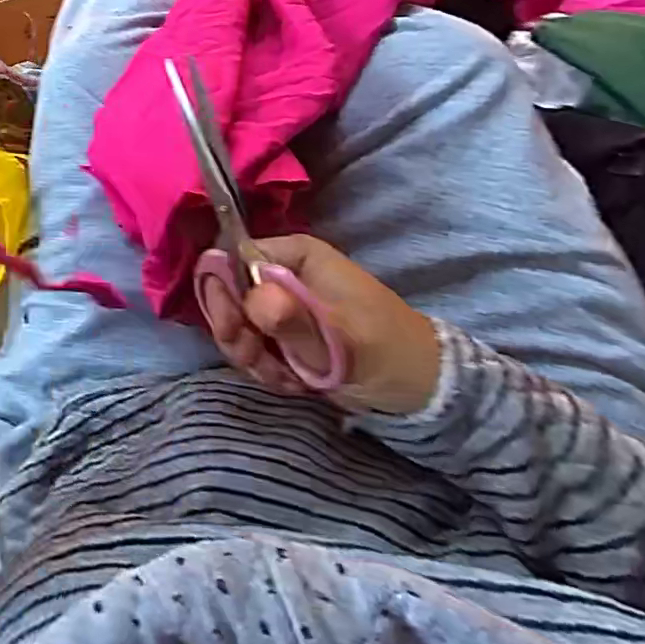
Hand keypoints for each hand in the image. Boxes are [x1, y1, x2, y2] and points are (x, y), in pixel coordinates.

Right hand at [198, 234, 440, 413]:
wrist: (421, 388)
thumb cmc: (387, 350)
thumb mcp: (343, 336)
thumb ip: (295, 318)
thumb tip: (253, 298)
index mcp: (295, 255)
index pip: (233, 259)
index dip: (224, 293)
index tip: (234, 331)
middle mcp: (281, 271)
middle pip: (228, 293)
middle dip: (237, 332)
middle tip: (254, 360)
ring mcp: (280, 302)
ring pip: (237, 324)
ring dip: (252, 356)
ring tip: (283, 379)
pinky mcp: (283, 331)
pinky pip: (253, 346)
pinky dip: (265, 368)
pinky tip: (291, 383)